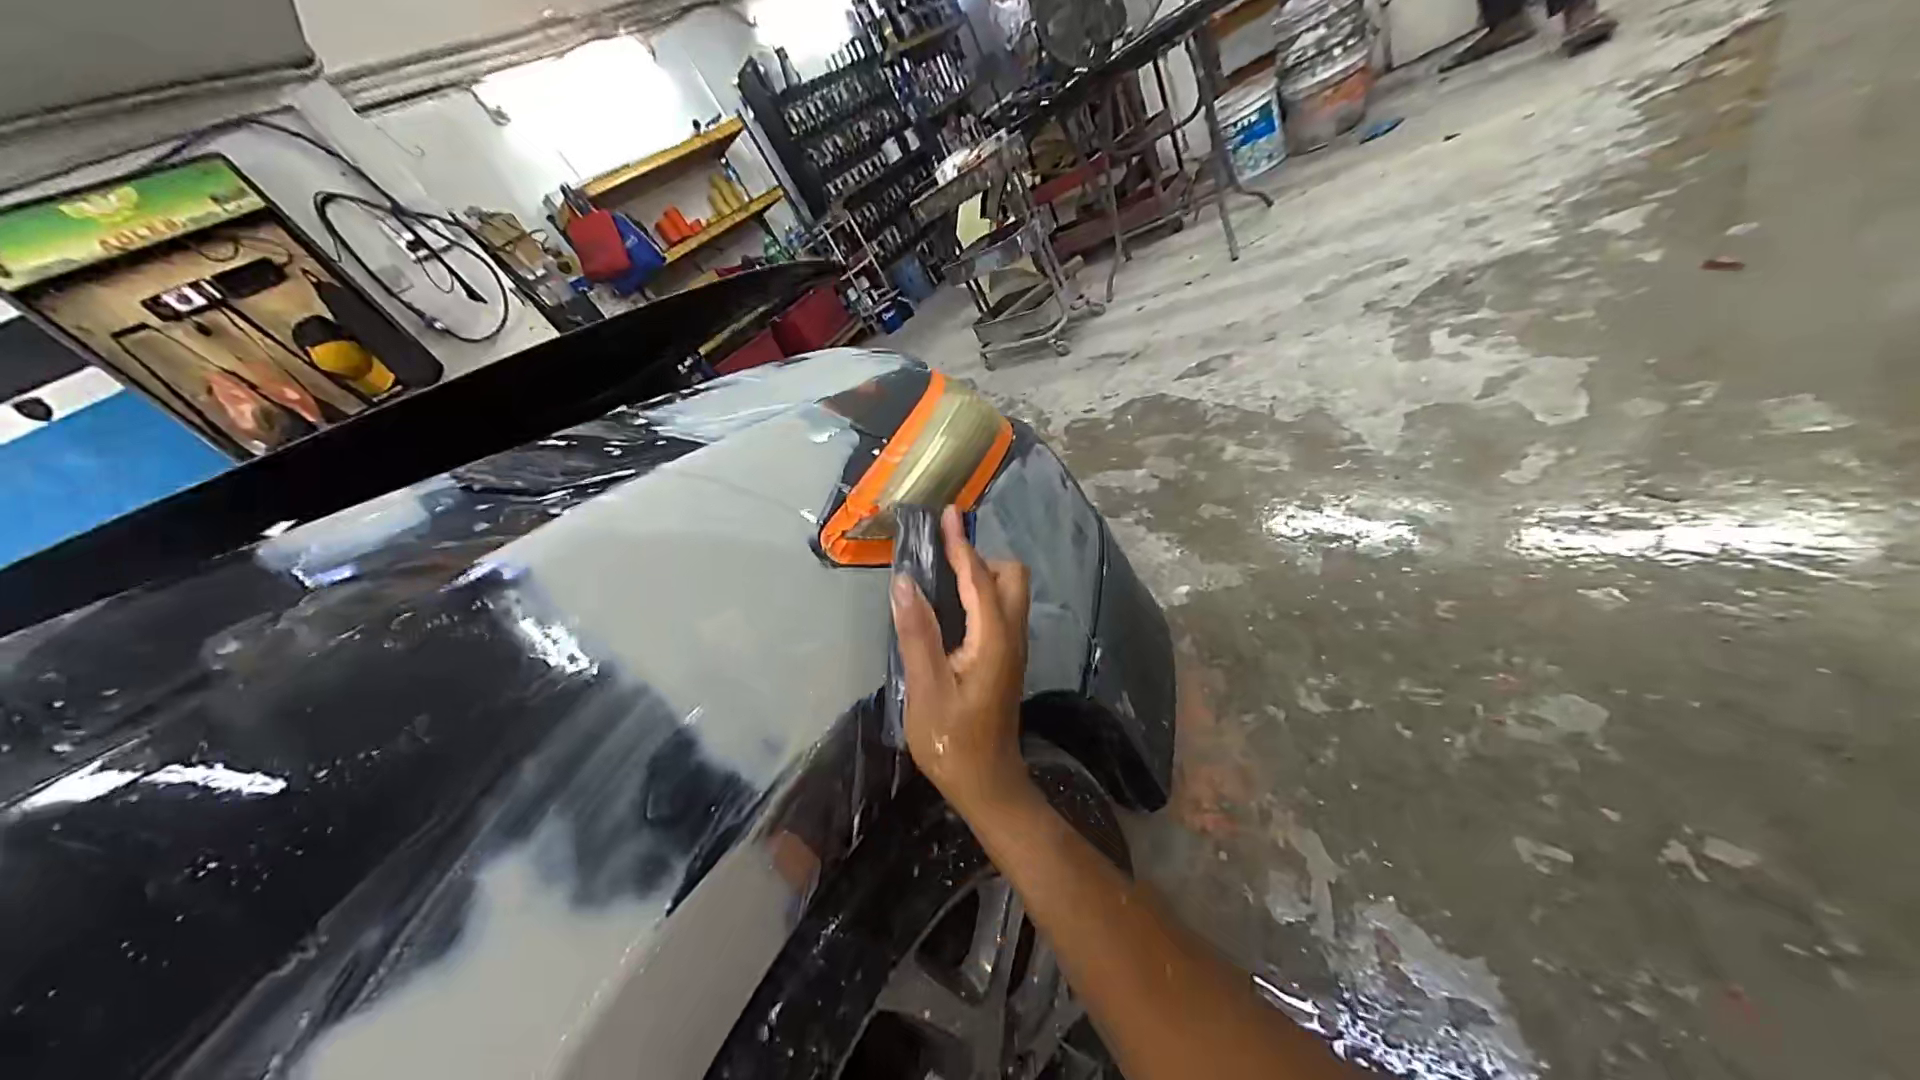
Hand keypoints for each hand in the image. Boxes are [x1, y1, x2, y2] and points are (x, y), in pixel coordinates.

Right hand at [890, 506, 1032, 810]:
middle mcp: (1012, 636)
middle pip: (1011, 577)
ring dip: (981, 575)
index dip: (961, 545)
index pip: (979, 578)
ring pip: (1009, 593)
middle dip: (980, 559)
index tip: (947, 515)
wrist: (987, 784)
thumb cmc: (951, 742)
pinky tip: (951, 609)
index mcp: (994, 639)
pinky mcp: (1006, 659)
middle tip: (941, 561)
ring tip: (940, 578)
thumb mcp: (925, 689)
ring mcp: (1013, 648)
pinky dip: (981, 595)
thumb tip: (904, 582)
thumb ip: (917, 633)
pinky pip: (1001, 610)